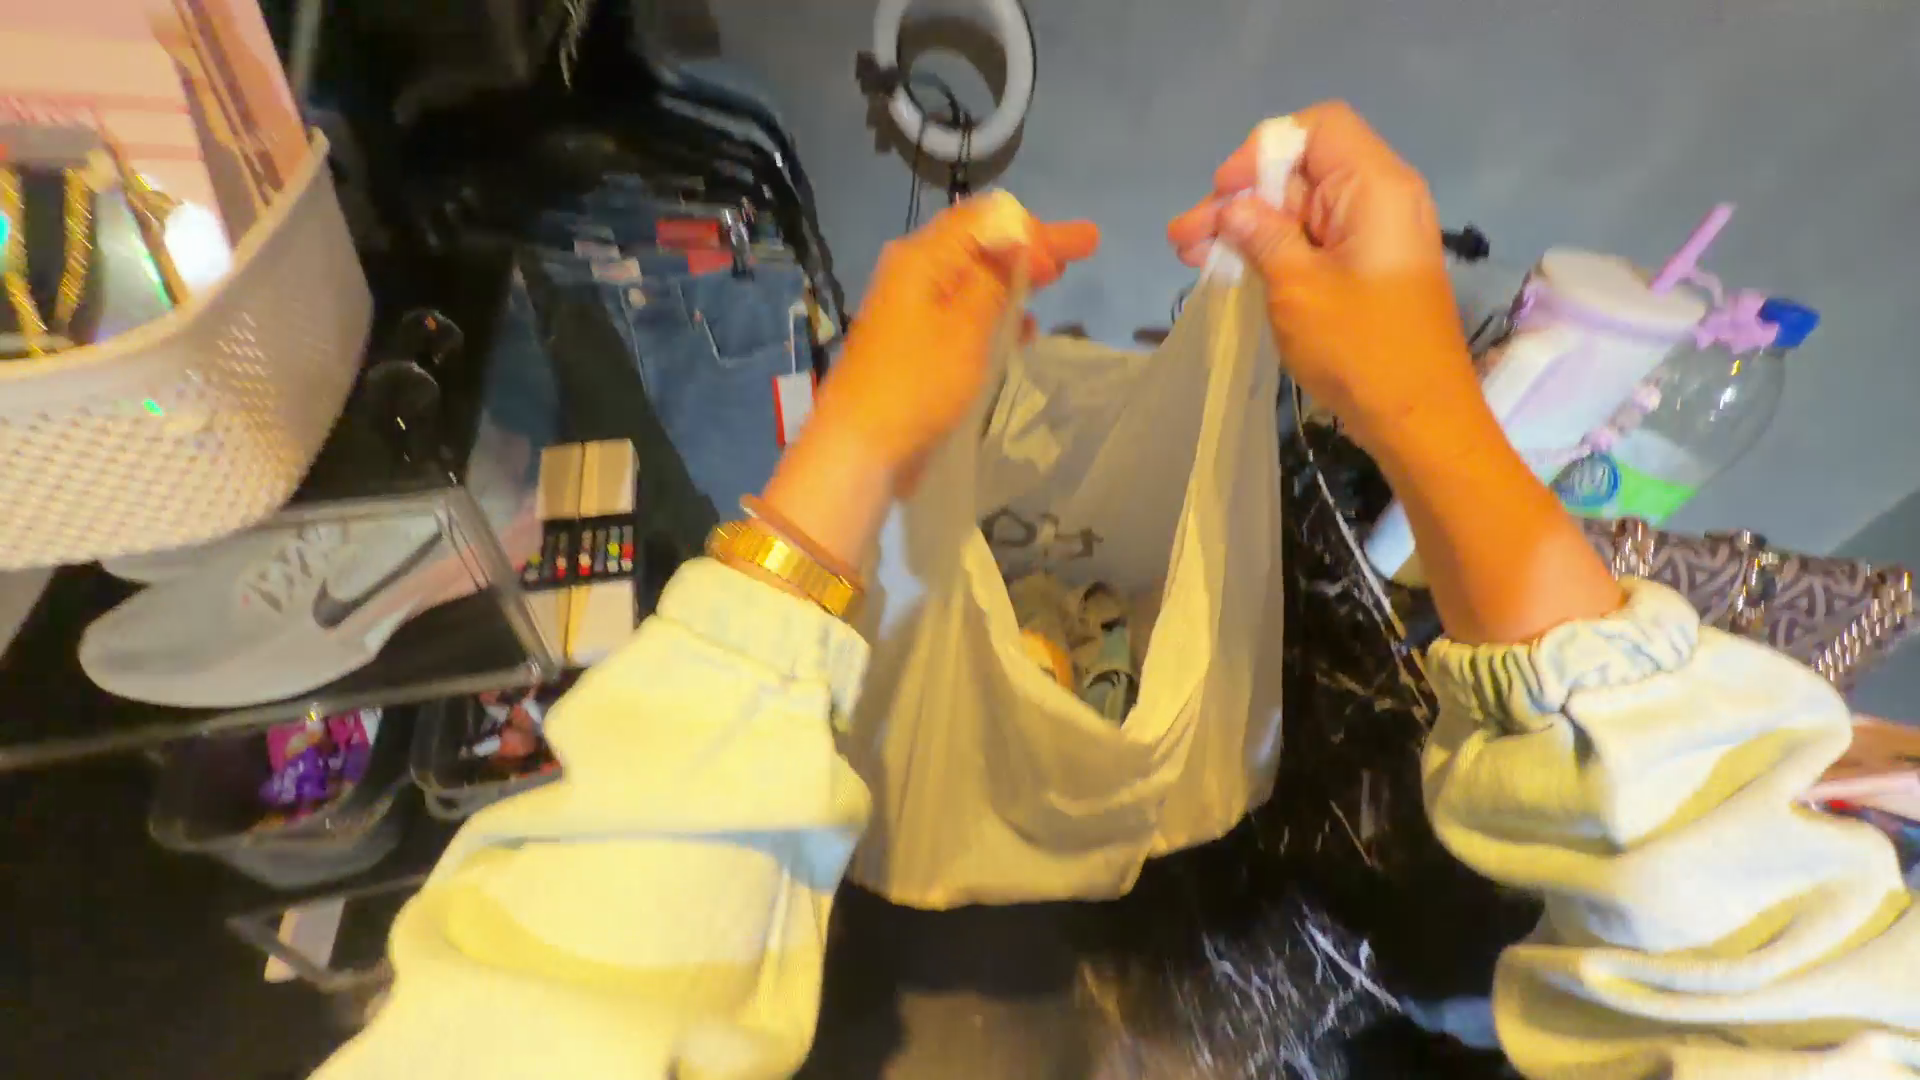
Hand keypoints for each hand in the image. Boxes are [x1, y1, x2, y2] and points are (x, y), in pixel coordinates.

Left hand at [812, 193, 1100, 479]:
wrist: (862, 446)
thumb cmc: (918, 384)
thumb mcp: (966, 327)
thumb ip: (995, 279)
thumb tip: (1018, 236)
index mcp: (923, 259)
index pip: (985, 221)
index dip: (1033, 229)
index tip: (1076, 247)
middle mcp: (915, 276)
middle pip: (980, 248)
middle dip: (1031, 248)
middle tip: (1080, 249)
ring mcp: (912, 313)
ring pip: (973, 283)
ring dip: (1014, 281)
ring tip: (1053, 284)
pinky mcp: (914, 347)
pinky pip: (963, 317)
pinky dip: (993, 317)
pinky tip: (1020, 332)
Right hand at [1166, 102, 1476, 457]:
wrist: (1414, 414)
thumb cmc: (1358, 348)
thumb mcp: (1297, 288)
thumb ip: (1262, 237)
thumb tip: (1232, 208)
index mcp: (1373, 188)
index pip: (1318, 129)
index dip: (1262, 153)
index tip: (1224, 193)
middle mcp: (1377, 200)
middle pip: (1300, 175)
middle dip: (1238, 200)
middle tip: (1183, 238)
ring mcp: (1370, 238)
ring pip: (1298, 213)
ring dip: (1245, 230)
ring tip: (1191, 256)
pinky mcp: (1362, 270)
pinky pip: (1310, 244)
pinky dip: (1269, 252)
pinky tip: (1228, 271)